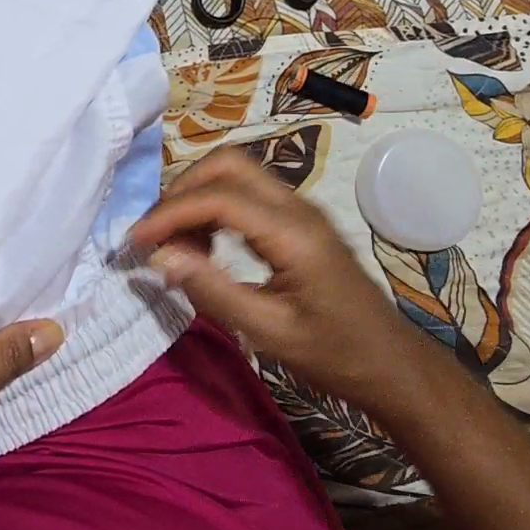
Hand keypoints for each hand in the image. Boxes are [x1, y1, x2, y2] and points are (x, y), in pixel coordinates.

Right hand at [129, 149, 413, 399]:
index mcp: (294, 233)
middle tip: (155, 234)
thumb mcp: (270, 334)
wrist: (393, 365)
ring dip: (197, 197)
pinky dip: (215, 208)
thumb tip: (159, 258)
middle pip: (228, 164)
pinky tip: (205, 247)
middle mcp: (298, 207)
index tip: (135, 242)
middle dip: (181, 190)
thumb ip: (213, 291)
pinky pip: (248, 194)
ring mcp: (301, 209)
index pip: (219, 198)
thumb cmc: (335, 356)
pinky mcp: (299, 220)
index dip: (170, 213)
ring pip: (237, 174)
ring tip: (175, 245)